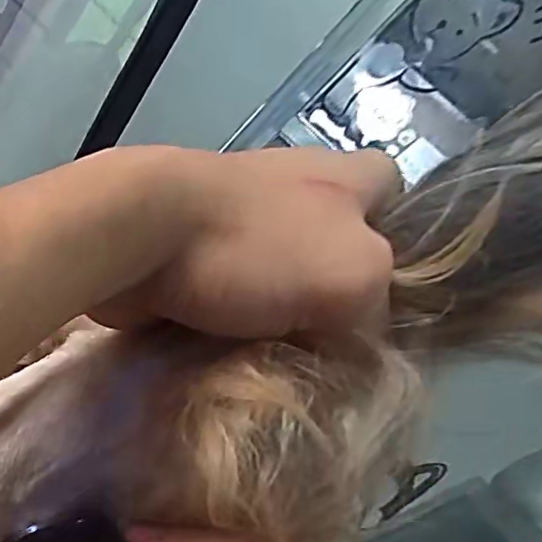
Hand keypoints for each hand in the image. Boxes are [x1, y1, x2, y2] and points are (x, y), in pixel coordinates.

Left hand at [91, 147, 400, 342]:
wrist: (140, 239)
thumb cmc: (254, 245)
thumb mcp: (353, 275)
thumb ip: (374, 306)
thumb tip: (353, 341)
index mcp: (354, 177)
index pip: (402, 227)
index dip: (393, 279)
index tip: (366, 327)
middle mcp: (300, 191)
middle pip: (328, 263)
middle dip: (321, 310)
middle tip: (313, 356)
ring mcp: (238, 222)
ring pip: (273, 287)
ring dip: (267, 325)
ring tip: (264, 364)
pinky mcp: (191, 254)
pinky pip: (223, 301)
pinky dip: (223, 327)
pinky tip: (221, 356)